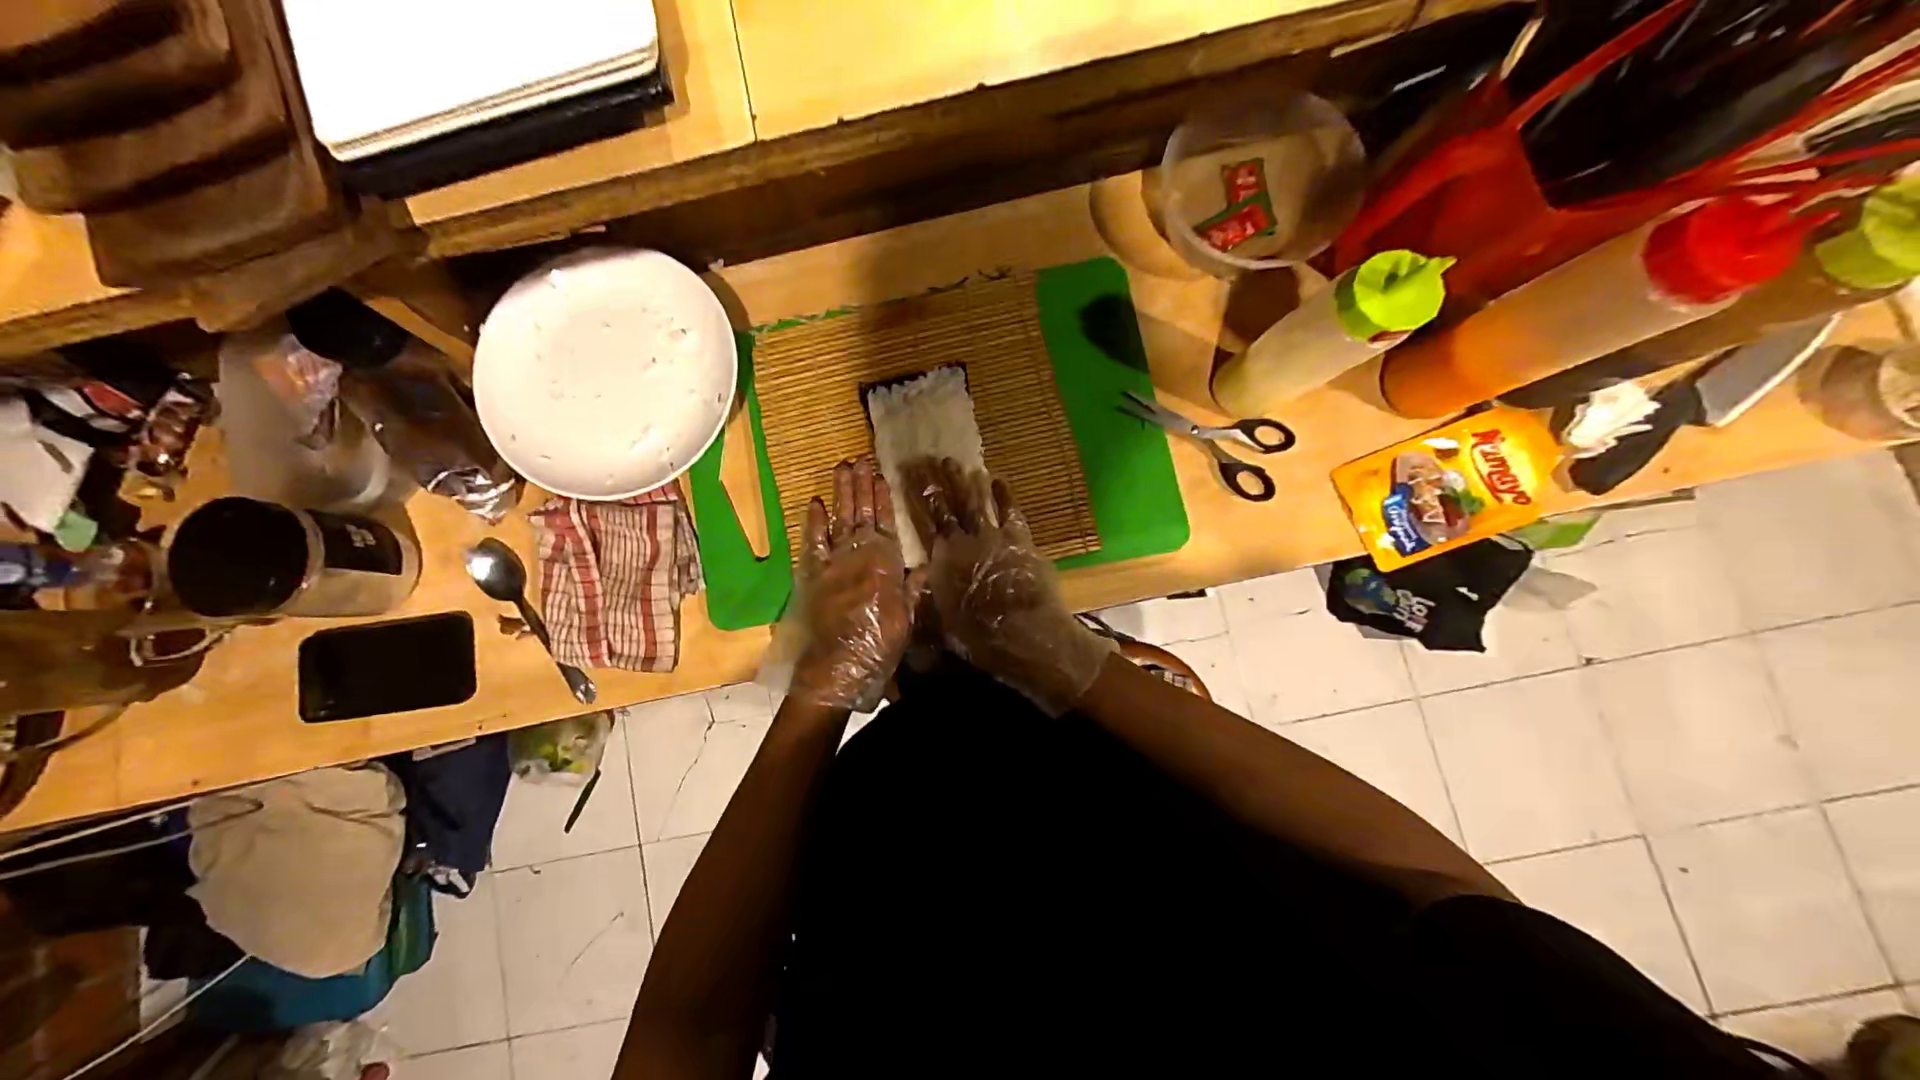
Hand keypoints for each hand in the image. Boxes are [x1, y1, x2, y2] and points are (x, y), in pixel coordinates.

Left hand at [787, 459, 913, 708]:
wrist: (841, 663)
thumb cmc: (881, 642)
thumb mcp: (907, 615)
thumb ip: (912, 587)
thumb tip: (923, 566)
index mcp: (887, 561)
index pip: (886, 521)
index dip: (883, 498)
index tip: (881, 475)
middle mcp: (861, 553)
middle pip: (861, 512)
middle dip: (861, 485)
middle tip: (859, 459)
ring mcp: (835, 560)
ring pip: (840, 518)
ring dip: (841, 492)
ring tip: (842, 467)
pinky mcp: (815, 572)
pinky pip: (814, 541)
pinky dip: (814, 521)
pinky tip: (815, 501)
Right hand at [902, 458, 1113, 714]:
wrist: (1024, 634)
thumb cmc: (979, 635)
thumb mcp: (941, 622)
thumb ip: (927, 599)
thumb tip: (911, 588)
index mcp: (942, 560)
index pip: (926, 520)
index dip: (919, 496)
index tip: (911, 475)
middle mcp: (965, 542)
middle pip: (951, 504)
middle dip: (941, 481)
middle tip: (935, 459)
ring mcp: (994, 537)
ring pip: (977, 502)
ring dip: (968, 482)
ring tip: (959, 463)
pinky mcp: (1020, 541)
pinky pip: (1010, 512)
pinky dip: (1004, 496)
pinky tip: (999, 481)